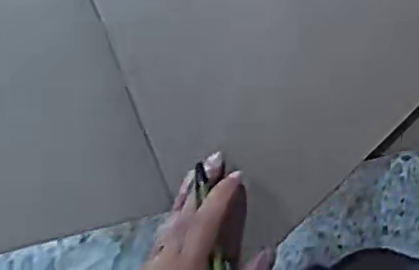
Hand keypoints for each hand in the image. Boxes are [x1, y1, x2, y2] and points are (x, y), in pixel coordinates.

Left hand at [144, 152, 271, 269]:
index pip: (207, 219)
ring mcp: (150, 268)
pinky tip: (172, 221)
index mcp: (186, 262)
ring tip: (192, 178)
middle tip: (214, 159)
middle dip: (201, 186)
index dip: (223, 194)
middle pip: (184, 215)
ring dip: (182, 201)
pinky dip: (169, 223)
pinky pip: (158, 241)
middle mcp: (165, 261)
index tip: (238, 174)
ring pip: (167, 226)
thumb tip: (268, 251)